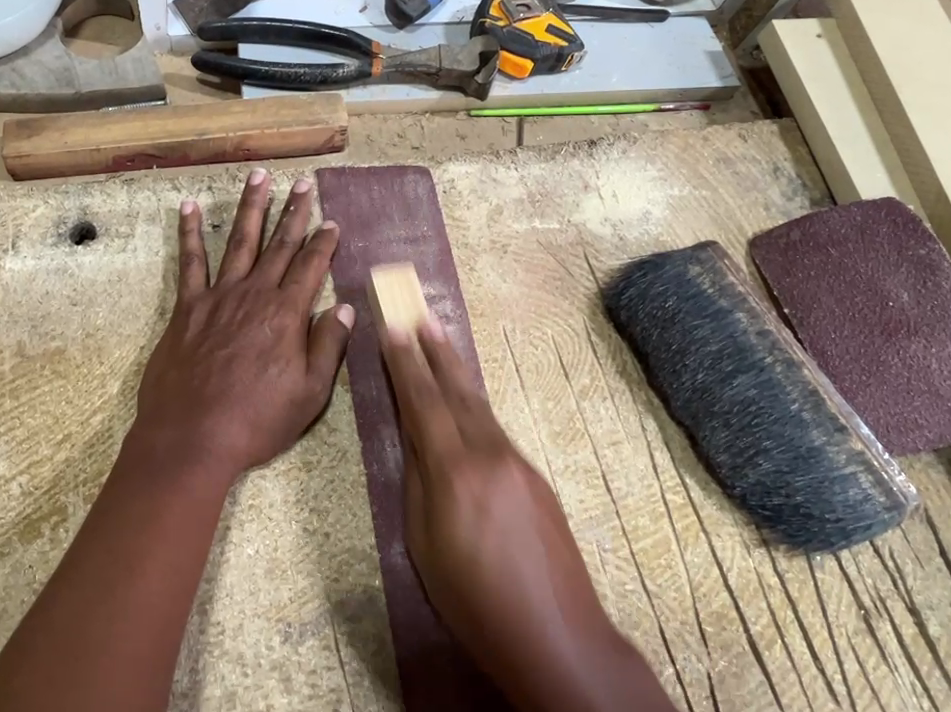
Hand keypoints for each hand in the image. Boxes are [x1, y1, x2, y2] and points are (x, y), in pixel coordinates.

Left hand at [127, 169, 352, 484]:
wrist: (192, 436)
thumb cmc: (256, 421)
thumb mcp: (309, 394)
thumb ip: (328, 347)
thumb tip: (345, 308)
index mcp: (287, 315)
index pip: (311, 267)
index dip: (323, 242)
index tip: (332, 221)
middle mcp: (255, 295)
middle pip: (279, 245)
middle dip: (293, 212)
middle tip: (303, 183)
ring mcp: (219, 297)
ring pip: (240, 242)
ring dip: (251, 208)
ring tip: (259, 176)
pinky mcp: (188, 307)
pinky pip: (190, 262)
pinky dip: (190, 233)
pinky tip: (189, 207)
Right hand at [382, 317, 674, 711]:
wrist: (557, 637)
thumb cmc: (473, 600)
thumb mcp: (425, 543)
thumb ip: (419, 481)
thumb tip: (416, 438)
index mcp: (454, 470)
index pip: (423, 402)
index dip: (405, 363)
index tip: (393, 328)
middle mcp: (489, 454)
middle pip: (457, 390)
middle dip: (434, 351)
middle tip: (419, 314)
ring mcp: (518, 463)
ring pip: (478, 407)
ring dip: (455, 373)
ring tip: (438, 341)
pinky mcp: (535, 479)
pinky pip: (495, 431)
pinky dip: (473, 408)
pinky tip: (464, 406)